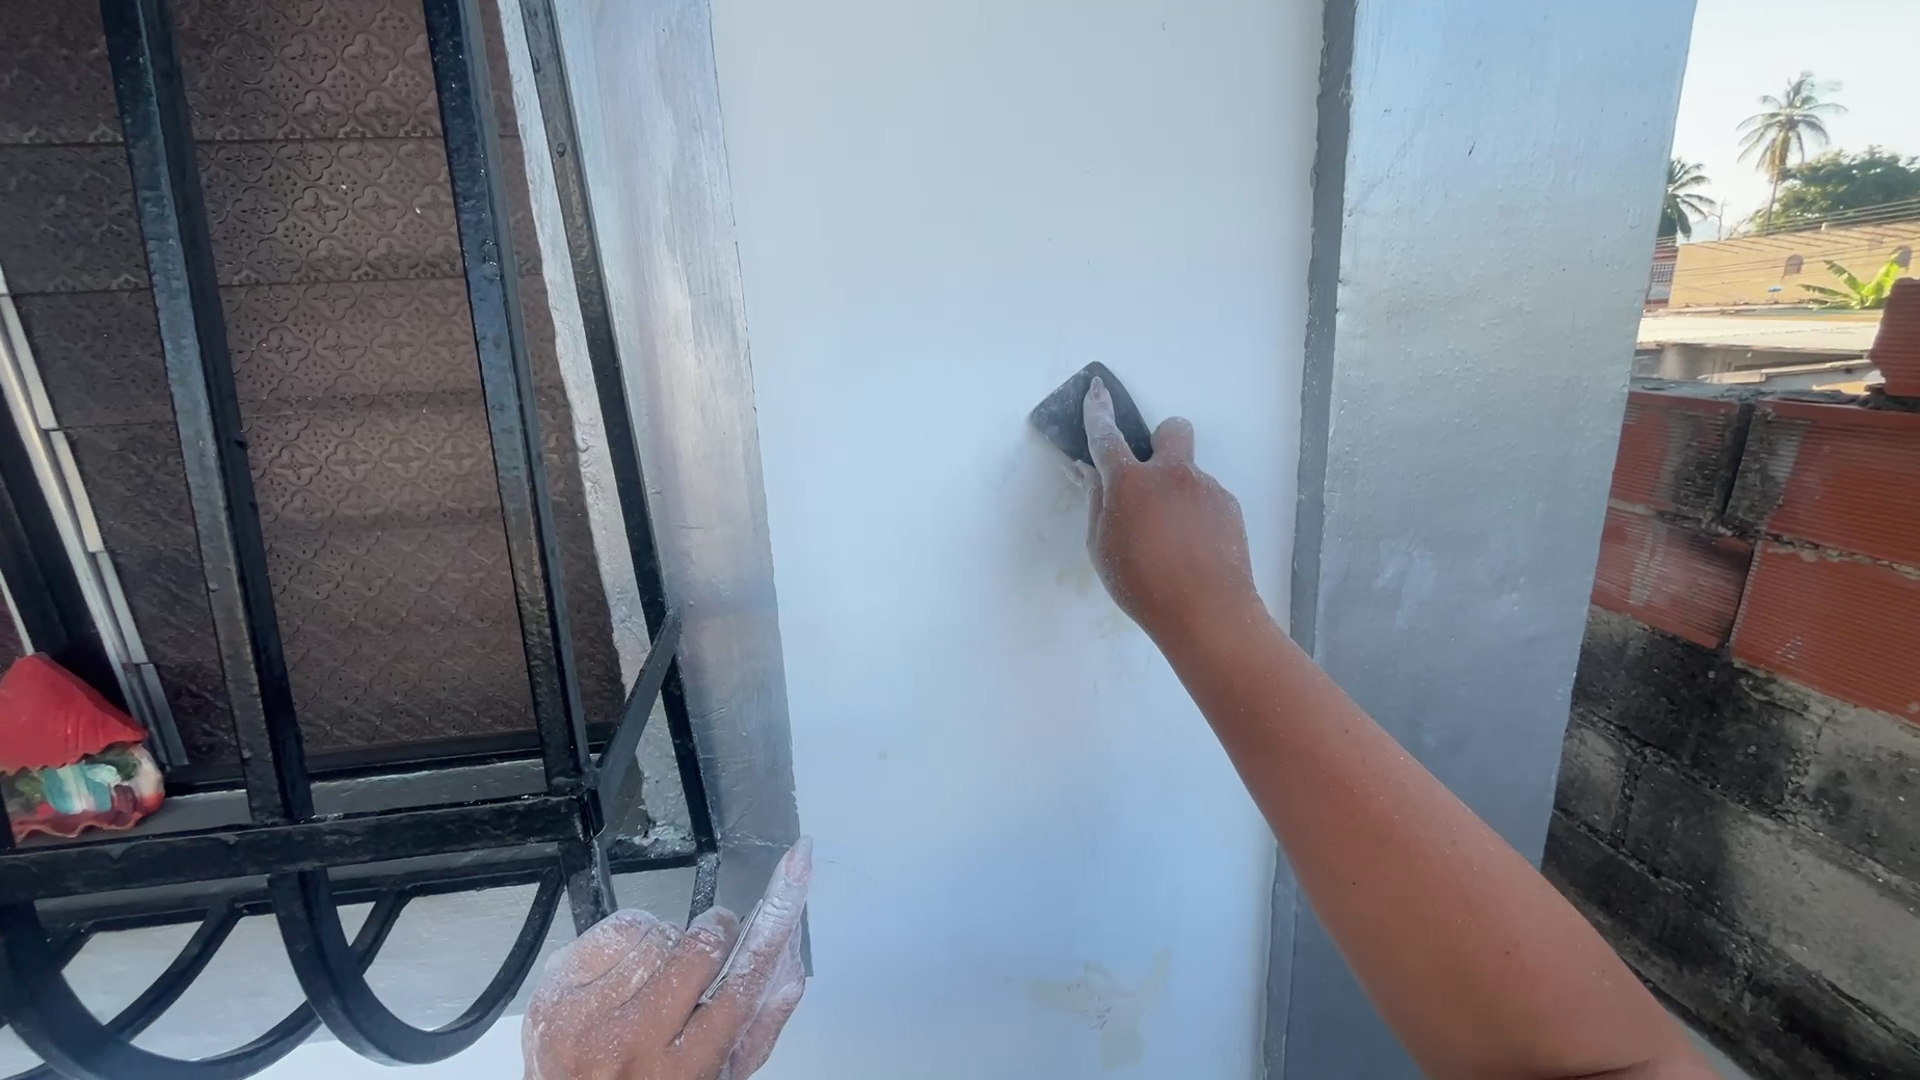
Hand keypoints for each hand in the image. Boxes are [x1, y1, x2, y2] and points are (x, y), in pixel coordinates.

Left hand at [522, 839, 811, 1079]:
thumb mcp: (715, 1078)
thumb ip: (759, 1026)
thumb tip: (791, 964)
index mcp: (684, 1072)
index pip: (746, 975)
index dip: (778, 912)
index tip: (797, 864)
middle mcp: (633, 1046)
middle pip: (702, 945)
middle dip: (715, 933)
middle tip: (710, 945)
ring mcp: (587, 1020)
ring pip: (660, 933)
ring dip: (668, 944)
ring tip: (654, 981)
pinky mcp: (555, 995)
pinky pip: (618, 928)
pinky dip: (631, 937)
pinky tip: (624, 973)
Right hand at [1078, 378, 1260, 642]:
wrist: (1206, 611)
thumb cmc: (1140, 584)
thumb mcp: (1100, 546)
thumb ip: (1096, 502)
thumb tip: (1089, 472)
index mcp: (1130, 482)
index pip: (1107, 436)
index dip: (1098, 412)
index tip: (1096, 390)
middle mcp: (1171, 474)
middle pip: (1172, 429)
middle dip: (1161, 440)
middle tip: (1150, 476)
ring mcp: (1206, 487)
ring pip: (1189, 473)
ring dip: (1176, 491)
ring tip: (1169, 539)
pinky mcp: (1229, 506)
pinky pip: (1206, 498)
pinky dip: (1195, 514)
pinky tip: (1192, 550)